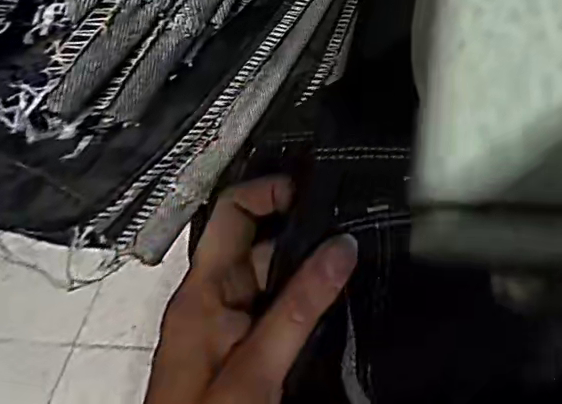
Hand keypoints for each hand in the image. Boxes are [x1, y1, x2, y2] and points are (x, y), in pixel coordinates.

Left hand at [144, 176, 358, 403]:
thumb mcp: (254, 370)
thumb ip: (300, 305)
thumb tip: (345, 242)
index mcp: (202, 293)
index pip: (232, 212)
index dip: (271, 190)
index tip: (317, 191)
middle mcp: (216, 298)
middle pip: (266, 237)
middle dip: (310, 229)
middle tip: (356, 225)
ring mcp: (234, 322)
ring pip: (282, 268)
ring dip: (317, 261)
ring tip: (359, 253)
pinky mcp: (251, 343)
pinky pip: (287, 298)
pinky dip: (315, 289)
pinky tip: (343, 289)